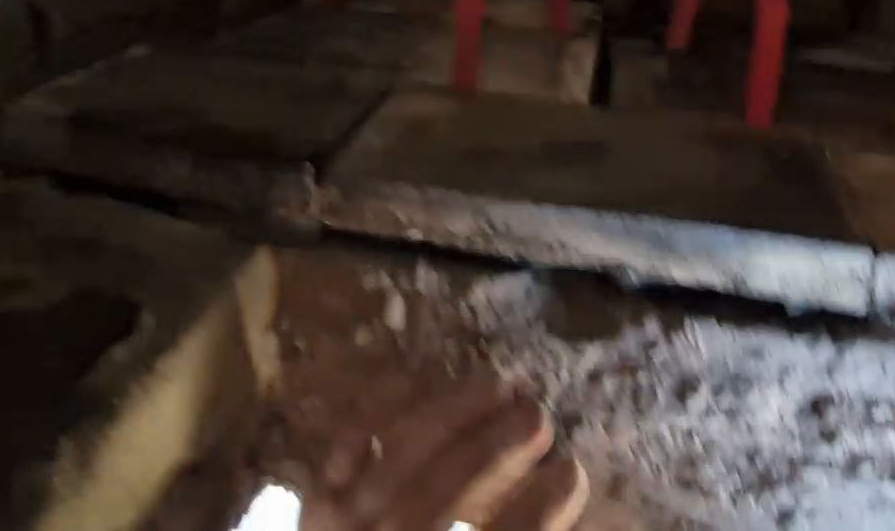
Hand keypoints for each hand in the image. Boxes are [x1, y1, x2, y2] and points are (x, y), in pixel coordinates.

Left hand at [305, 384, 587, 530]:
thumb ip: (516, 524)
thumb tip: (563, 478)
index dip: (537, 513)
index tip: (574, 470)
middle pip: (441, 496)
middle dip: (495, 449)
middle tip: (541, 414)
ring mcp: (342, 522)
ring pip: (401, 458)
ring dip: (456, 412)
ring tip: (501, 383)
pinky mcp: (320, 495)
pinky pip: (351, 438)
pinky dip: (388, 403)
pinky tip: (424, 378)